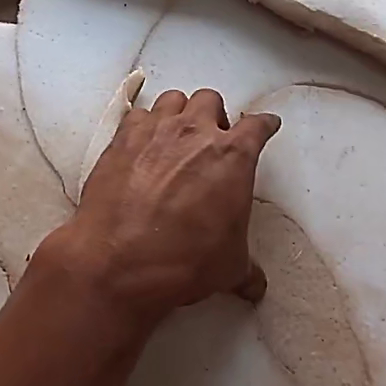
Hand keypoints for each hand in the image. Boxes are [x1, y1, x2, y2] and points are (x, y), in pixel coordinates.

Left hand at [43, 88, 279, 318]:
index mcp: (233, 157)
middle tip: (212, 138)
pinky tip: (142, 144)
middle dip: (214, 115)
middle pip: (210, 101)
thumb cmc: (183, 260)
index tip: (264, 126)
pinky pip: (137, 116)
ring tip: (176, 135)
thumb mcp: (229, 267)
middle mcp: (195, 134)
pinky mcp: (121, 140)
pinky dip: (143, 125)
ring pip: (173, 100)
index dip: (263, 126)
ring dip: (179, 113)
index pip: (257, 127)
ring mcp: (155, 132)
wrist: (121, 261)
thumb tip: (254, 285)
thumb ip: (246, 270)